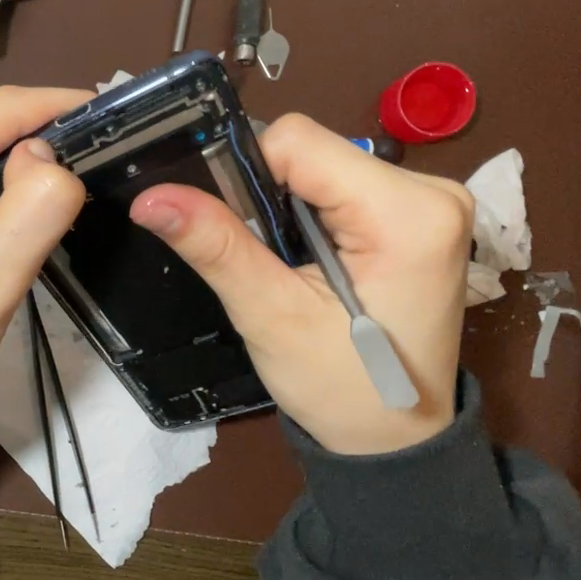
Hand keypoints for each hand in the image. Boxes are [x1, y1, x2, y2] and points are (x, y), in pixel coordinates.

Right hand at [129, 114, 473, 454]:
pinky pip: (338, 186)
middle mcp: (431, 188)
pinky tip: (304, 259)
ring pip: (320, 166)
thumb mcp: (270, 315)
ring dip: (282, 207)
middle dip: (264, 196)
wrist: (394, 437)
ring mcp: (428, 200)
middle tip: (256, 258)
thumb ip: (216, 246)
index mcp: (407, 211)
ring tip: (281, 265)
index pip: (297, 142)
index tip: (226, 226)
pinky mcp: (417, 216)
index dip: (243, 174)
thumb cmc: (339, 385)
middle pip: (310, 151)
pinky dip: (304, 215)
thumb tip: (150, 197)